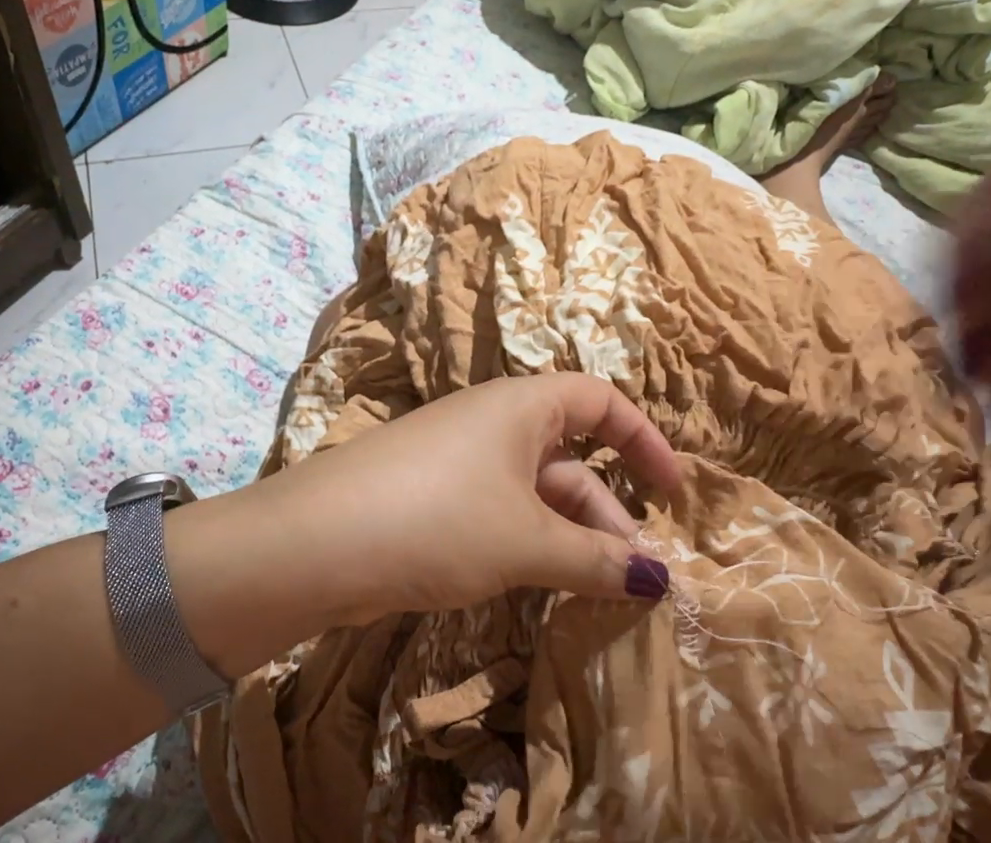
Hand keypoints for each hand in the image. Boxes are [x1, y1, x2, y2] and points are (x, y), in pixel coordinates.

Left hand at [164, 374, 681, 676]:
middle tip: (635, 574)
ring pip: (533, 493)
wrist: (317, 545)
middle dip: (607, 512)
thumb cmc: (438, 519)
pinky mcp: (430, 501)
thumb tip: (658, 581)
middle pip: (569, 457)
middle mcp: (489, 425)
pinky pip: (498, 514)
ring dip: (570, 536)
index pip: (598, 400)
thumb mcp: (527, 541)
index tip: (673, 491)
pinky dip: (529, 545)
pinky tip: (543, 587)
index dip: (642, 439)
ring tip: (599, 590)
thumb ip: (595, 560)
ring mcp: (456, 464)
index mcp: (519, 407)